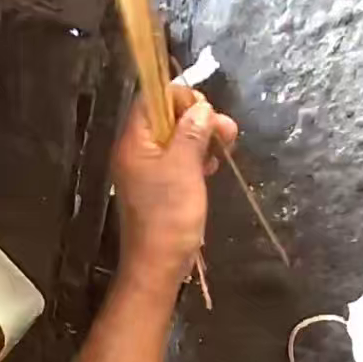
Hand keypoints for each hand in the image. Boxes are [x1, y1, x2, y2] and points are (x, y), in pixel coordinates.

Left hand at [111, 84, 236, 287]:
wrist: (158, 264)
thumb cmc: (170, 215)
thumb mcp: (185, 167)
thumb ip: (192, 132)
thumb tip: (201, 106)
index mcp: (135, 142)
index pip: (151, 99)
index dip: (180, 97)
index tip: (208, 110)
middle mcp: (137, 151)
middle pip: (166, 118)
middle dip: (198, 118)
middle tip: (227, 131)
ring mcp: (148, 170)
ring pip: (176, 140)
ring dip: (202, 139)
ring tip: (226, 148)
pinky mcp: (160, 187)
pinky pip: (178, 161)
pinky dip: (197, 159)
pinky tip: (212, 167)